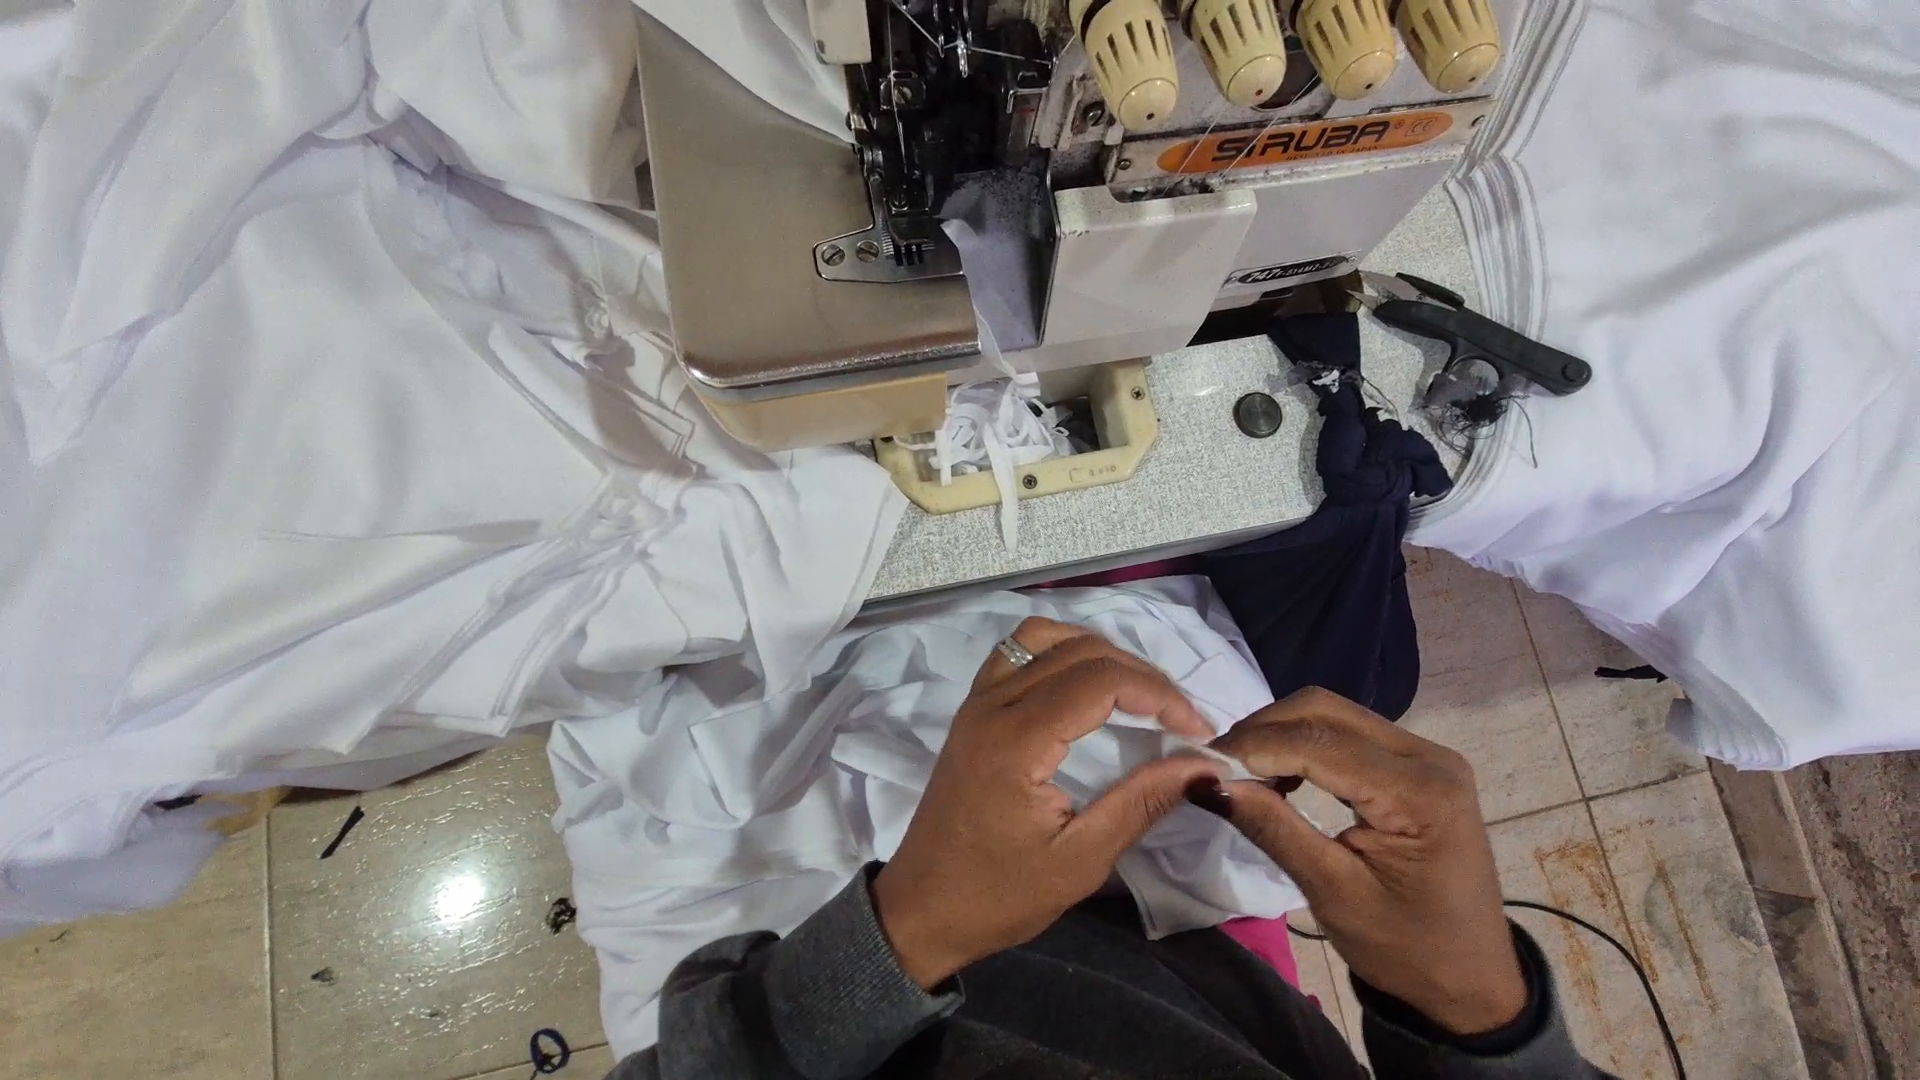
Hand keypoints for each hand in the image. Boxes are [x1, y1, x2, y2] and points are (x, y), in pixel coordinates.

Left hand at [872, 617, 1223, 988]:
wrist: (922, 908)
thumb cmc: (998, 895)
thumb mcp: (1080, 860)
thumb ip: (1141, 802)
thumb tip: (1204, 766)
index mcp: (1016, 740)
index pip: (1101, 680)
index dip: (1160, 695)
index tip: (1200, 730)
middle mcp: (992, 705)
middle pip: (1079, 652)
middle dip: (1140, 675)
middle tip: (1180, 717)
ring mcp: (976, 702)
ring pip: (1043, 638)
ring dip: (1097, 650)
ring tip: (1138, 690)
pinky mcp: (971, 710)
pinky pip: (1015, 652)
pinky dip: (1057, 650)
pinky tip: (1084, 679)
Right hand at [1208, 688, 1526, 1035]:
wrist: (1470, 981)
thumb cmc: (1406, 948)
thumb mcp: (1332, 892)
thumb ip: (1271, 827)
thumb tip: (1207, 781)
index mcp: (1419, 793)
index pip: (1317, 744)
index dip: (1253, 746)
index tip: (1202, 763)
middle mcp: (1427, 757)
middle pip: (1323, 710)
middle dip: (1262, 730)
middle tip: (1218, 765)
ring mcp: (1424, 754)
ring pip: (1330, 713)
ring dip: (1278, 733)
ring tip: (1243, 771)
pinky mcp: (1413, 762)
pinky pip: (1344, 731)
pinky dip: (1301, 742)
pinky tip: (1281, 775)